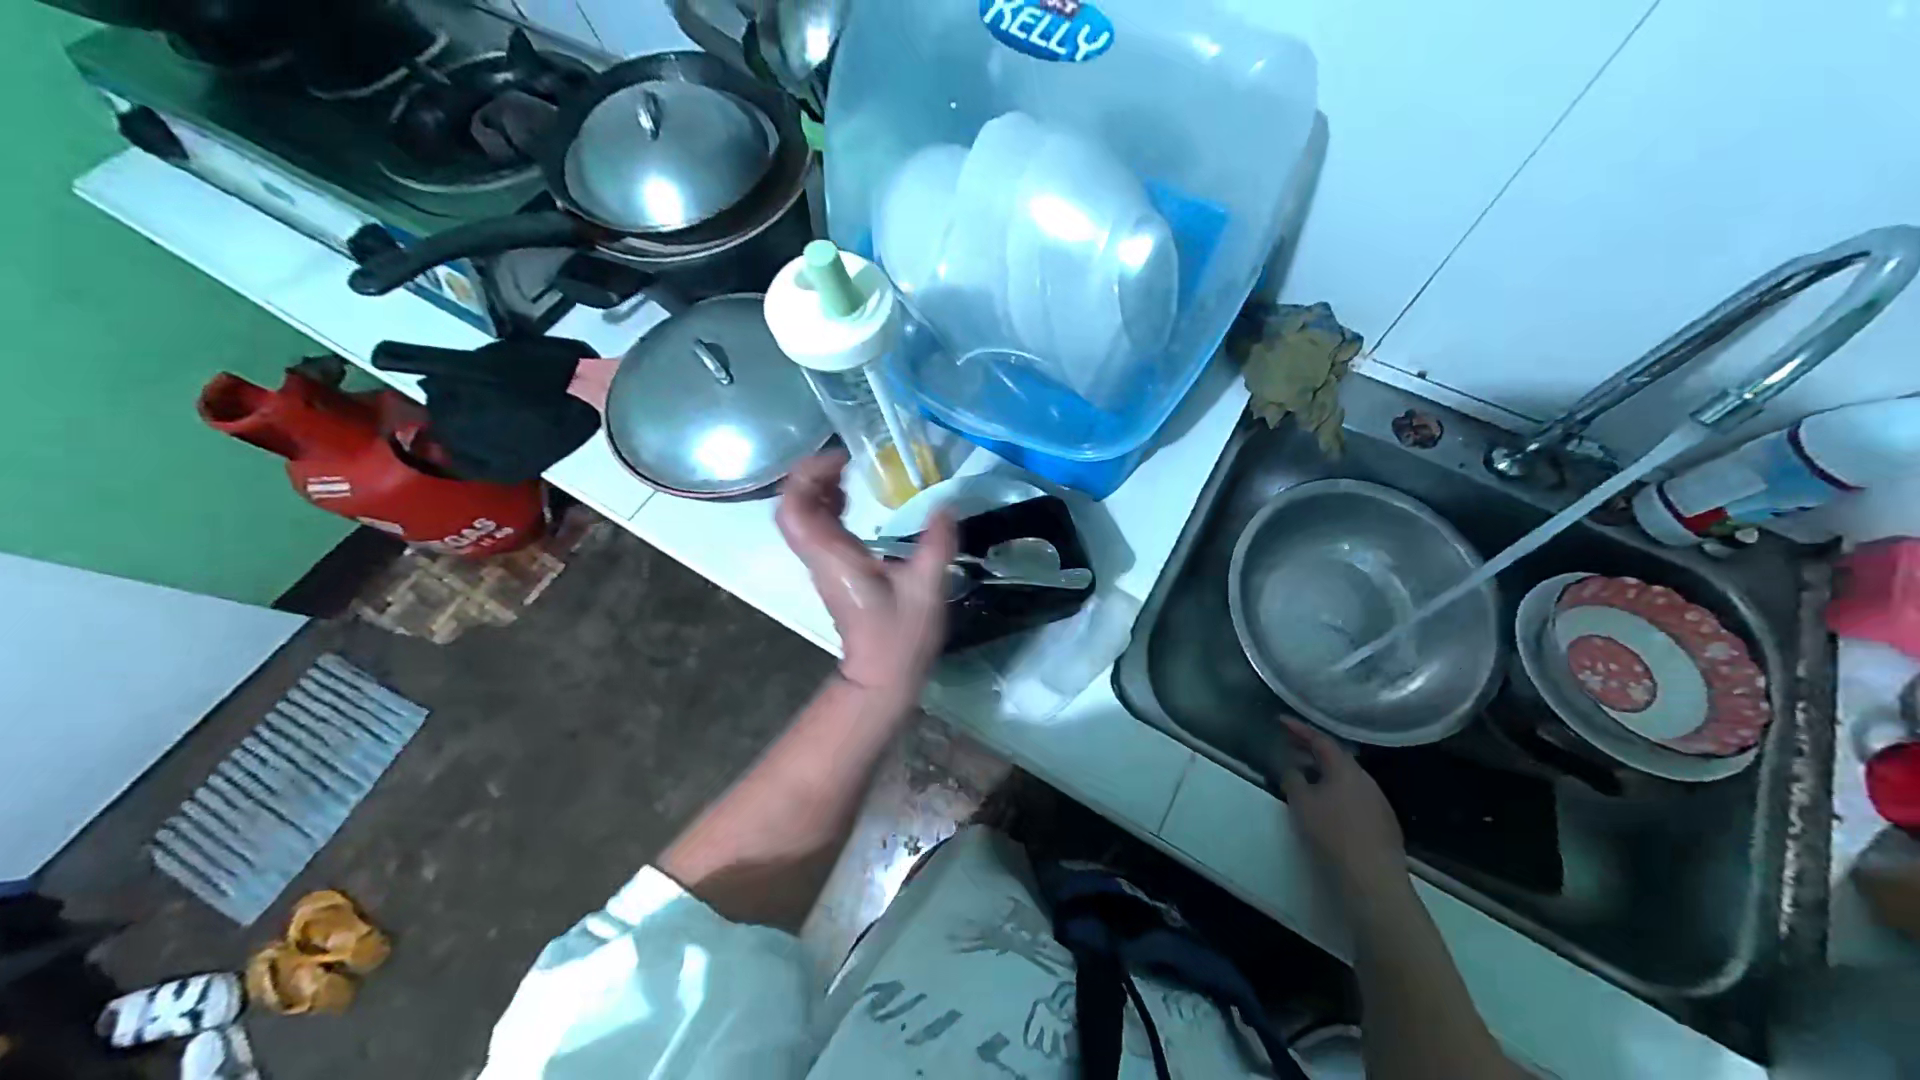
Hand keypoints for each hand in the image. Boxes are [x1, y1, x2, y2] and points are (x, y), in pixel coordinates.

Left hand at [775, 451, 955, 700]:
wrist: (882, 674)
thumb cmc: (900, 636)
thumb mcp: (925, 588)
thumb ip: (936, 544)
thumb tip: (944, 505)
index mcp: (832, 556)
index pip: (794, 509)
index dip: (807, 476)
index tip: (842, 460)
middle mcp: (819, 556)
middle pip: (792, 506)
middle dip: (812, 476)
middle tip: (847, 461)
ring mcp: (822, 563)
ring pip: (801, 516)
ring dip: (818, 488)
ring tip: (850, 472)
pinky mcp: (832, 568)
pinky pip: (817, 527)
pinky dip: (827, 505)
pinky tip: (853, 499)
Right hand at [1278, 717, 1407, 894]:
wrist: (1373, 877)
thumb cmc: (1332, 833)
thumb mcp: (1301, 802)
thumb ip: (1293, 778)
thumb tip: (1292, 768)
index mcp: (1345, 769)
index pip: (1320, 740)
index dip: (1299, 729)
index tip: (1280, 720)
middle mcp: (1365, 779)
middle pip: (1336, 757)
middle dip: (1311, 749)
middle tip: (1289, 744)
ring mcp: (1378, 800)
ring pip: (1346, 777)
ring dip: (1324, 771)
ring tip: (1305, 773)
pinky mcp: (1383, 821)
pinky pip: (1355, 794)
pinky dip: (1336, 789)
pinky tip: (1327, 802)